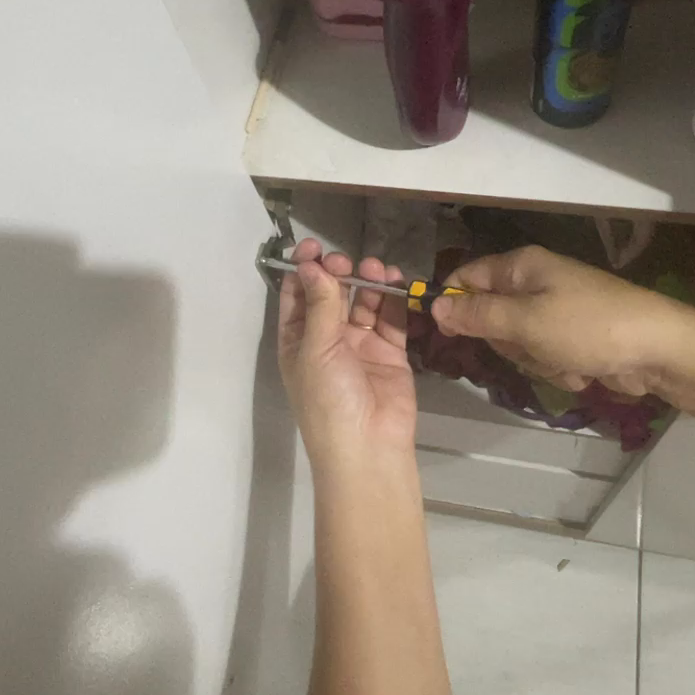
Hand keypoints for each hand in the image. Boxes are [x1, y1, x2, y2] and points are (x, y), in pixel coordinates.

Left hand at [276, 239, 418, 471]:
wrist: (368, 447)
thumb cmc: (329, 399)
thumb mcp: (316, 349)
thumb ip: (320, 305)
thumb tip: (312, 266)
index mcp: (298, 340)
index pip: (298, 295)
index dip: (305, 270)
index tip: (314, 247)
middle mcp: (327, 339)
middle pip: (332, 294)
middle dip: (339, 274)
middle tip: (347, 263)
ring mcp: (360, 345)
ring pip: (363, 302)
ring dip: (368, 282)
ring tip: (376, 268)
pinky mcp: (390, 352)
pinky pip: (391, 318)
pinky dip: (394, 299)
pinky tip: (396, 281)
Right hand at [428, 245, 694, 410]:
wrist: (660, 350)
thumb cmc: (588, 327)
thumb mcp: (525, 321)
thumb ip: (477, 314)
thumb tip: (433, 304)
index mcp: (522, 266)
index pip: (467, 277)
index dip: (453, 303)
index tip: (447, 333)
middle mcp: (536, 282)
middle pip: (490, 315)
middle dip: (507, 341)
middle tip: (527, 345)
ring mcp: (555, 311)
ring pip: (517, 343)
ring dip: (536, 360)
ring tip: (564, 360)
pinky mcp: (572, 338)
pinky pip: (544, 356)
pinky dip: (559, 368)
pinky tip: (582, 369)